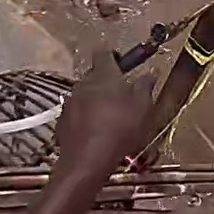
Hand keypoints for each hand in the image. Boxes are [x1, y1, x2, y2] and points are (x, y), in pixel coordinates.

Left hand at [55, 48, 148, 172]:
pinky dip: (85, 118)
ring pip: (85, 95)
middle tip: (122, 97)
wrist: (88, 161)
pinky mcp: (62, 121)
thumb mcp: (143, 108)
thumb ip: (145, 87)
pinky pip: (76, 113)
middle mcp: (83, 83)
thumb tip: (150, 72)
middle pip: (94, 75)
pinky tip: (96, 133)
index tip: (123, 65)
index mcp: (104, 75)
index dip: (113, 56)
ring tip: (109, 119)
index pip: (104, 53)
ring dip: (95, 101)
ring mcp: (70, 102)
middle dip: (106, 82)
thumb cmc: (120, 129)